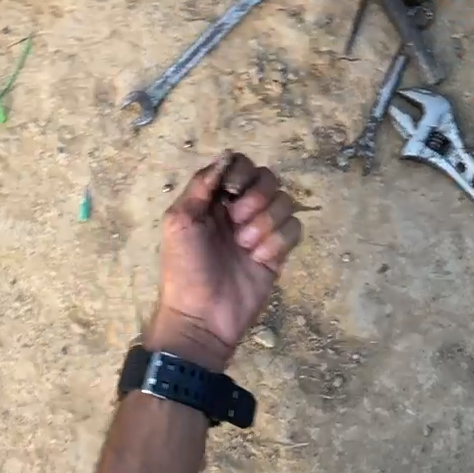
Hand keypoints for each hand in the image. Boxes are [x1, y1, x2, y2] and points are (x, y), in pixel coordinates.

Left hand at [146, 152, 302, 370]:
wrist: (201, 317)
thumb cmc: (184, 268)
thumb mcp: (179, 221)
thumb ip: (201, 185)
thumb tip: (225, 155)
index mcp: (214, 198)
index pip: (239, 164)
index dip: (240, 172)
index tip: (230, 192)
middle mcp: (240, 209)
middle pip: (267, 178)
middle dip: (256, 196)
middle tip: (237, 220)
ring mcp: (261, 230)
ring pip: (285, 201)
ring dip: (266, 221)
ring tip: (245, 245)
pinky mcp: (279, 252)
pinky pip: (294, 228)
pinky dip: (279, 241)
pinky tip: (259, 258)